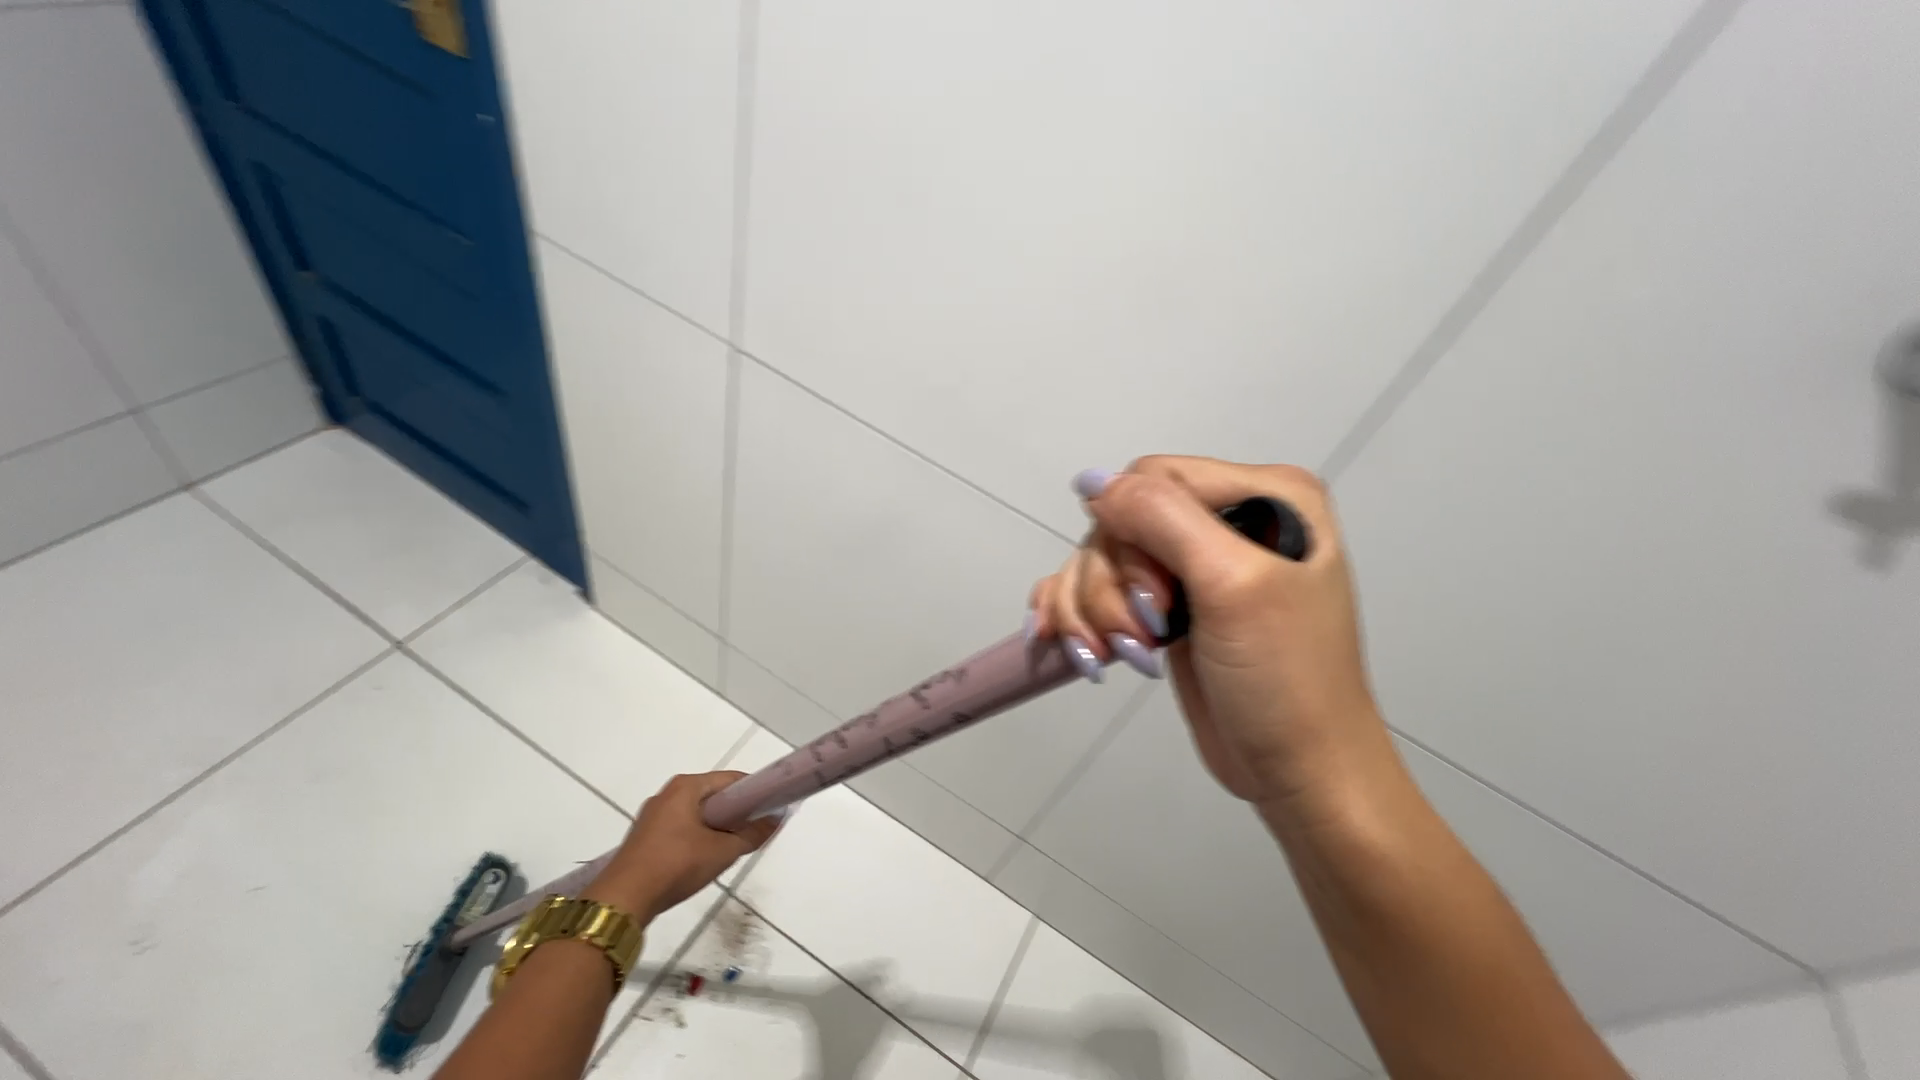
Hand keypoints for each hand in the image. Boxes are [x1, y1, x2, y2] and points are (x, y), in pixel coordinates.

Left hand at [584, 772, 780, 920]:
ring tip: (730, 848)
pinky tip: (703, 859)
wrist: (623, 899)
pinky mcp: (644, 837)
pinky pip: (680, 828)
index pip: (731, 779)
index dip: (754, 792)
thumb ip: (752, 834)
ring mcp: (652, 815)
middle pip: (713, 796)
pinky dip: (696, 837)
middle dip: (735, 812)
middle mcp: (667, 794)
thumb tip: (777, 819)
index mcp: (685, 786)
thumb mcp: (722, 851)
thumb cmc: (676, 865)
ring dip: (715, 827)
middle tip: (753, 832)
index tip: (770, 809)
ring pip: (695, 813)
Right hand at [1029, 456, 1387, 808]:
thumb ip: (1162, 517)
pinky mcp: (1168, 607)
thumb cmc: (1284, 679)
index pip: (1152, 478)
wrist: (1298, 771)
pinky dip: (1076, 615)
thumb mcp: (1233, 584)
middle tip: (1142, 641)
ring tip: (1112, 659)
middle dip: (1110, 587)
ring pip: (1100, 560)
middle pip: (1119, 522)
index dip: (1132, 535)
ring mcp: (1194, 567)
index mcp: (1264, 493)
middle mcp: (1227, 519)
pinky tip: (1072, 645)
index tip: (1159, 603)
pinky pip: (1098, 589)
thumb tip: (1091, 481)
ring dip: (1092, 611)